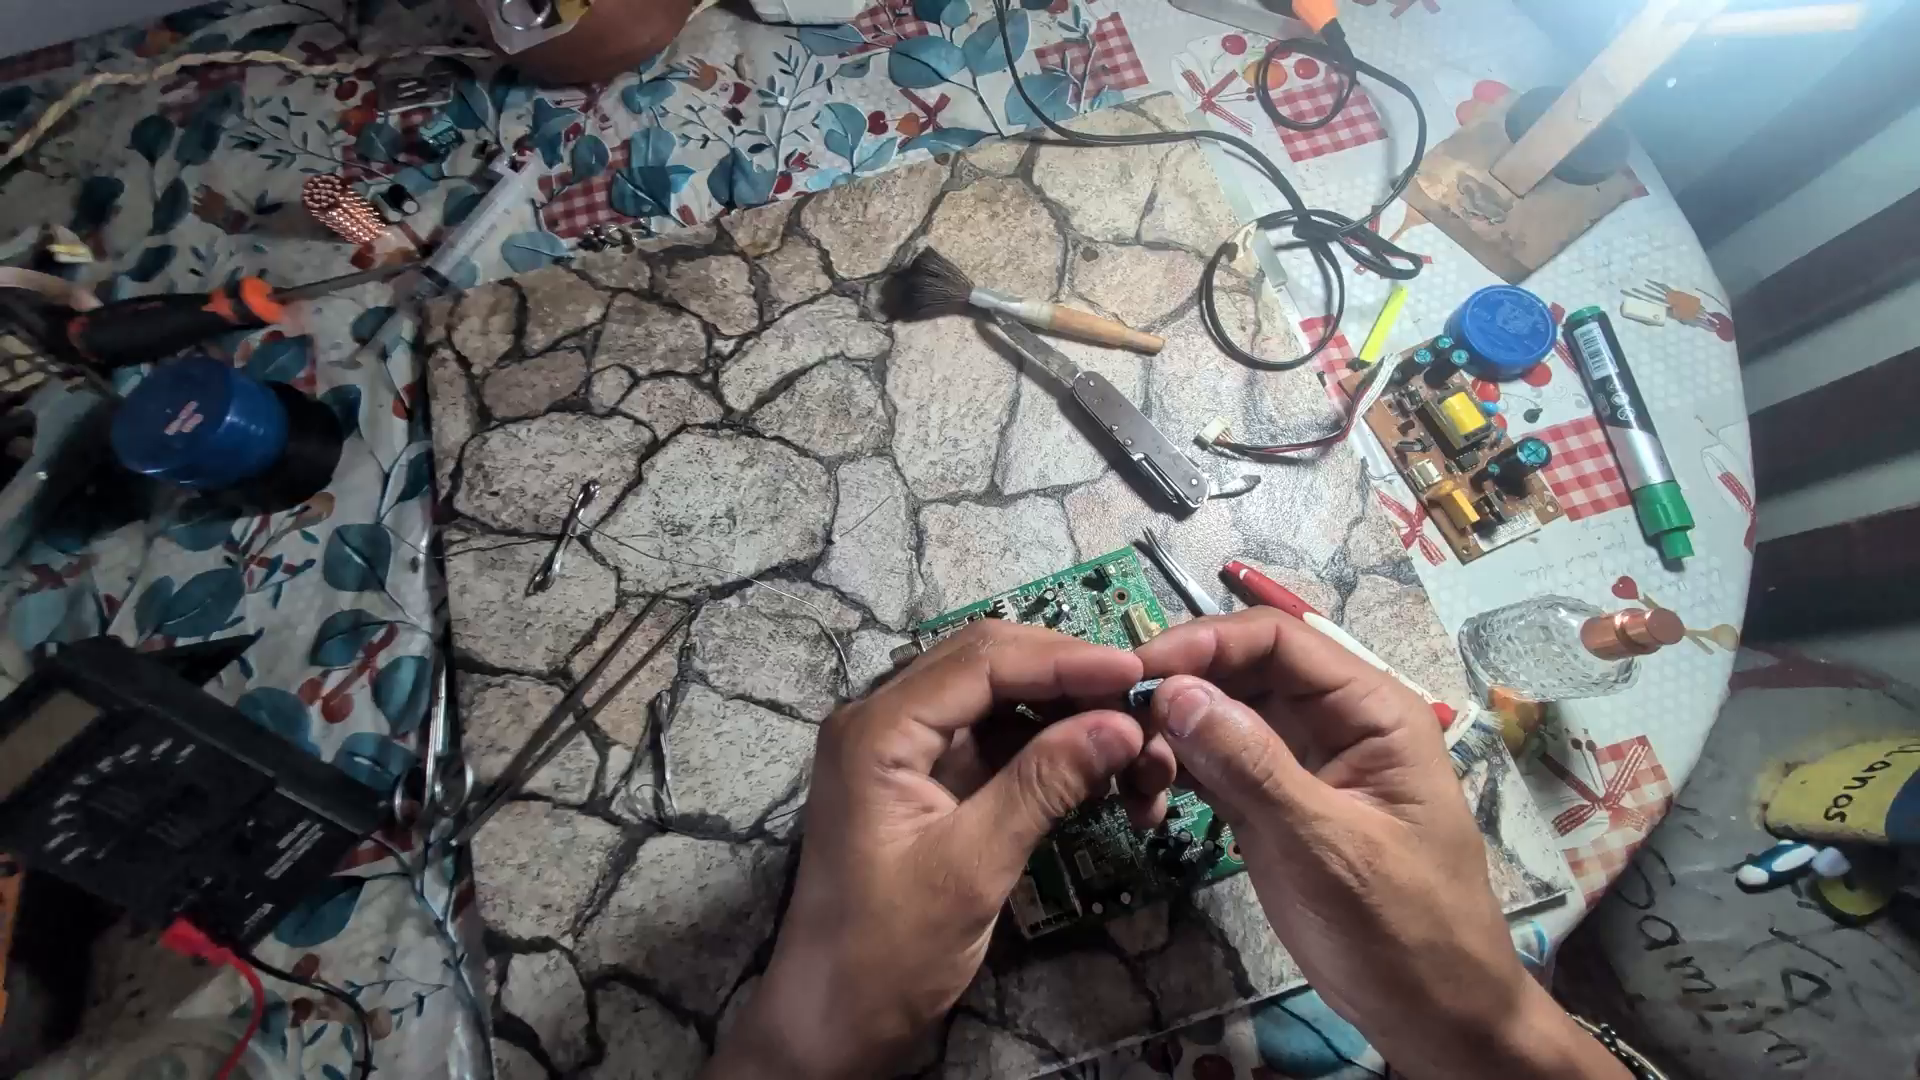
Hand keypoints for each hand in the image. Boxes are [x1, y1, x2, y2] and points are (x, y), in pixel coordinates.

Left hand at [705, 622, 1175, 1079]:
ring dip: (1058, 706)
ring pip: (994, 693)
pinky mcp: (926, 770)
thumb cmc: (889, 950)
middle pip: (986, 662)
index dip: (1060, 658)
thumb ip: (1043, 785)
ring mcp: (905, 742)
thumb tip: (1122, 725)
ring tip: (1122, 730)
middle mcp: (886, 714)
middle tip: (1133, 695)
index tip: (1131, 670)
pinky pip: (992, 733)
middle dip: (1063, 673)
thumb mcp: (971, 867)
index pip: (980, 662)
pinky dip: (1042, 739)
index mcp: (878, 727)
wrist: (834, 1018)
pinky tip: (1088, 758)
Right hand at [1136, 609, 1627, 1079]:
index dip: (1205, 641)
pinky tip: (1148, 804)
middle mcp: (1324, 714)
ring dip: (1164, 736)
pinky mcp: (1259, 788)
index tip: (1141, 669)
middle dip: (1174, 692)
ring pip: (1209, 710)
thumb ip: (1254, 766)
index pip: (1276, 639)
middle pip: (1233, 668)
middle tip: (1120, 729)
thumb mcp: (1330, 848)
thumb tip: (1174, 692)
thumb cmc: (1404, 930)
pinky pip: (1202, 756)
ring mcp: (1289, 751)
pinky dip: (1169, 770)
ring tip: (1137, 783)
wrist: (1428, 1016)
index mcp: (1366, 707)